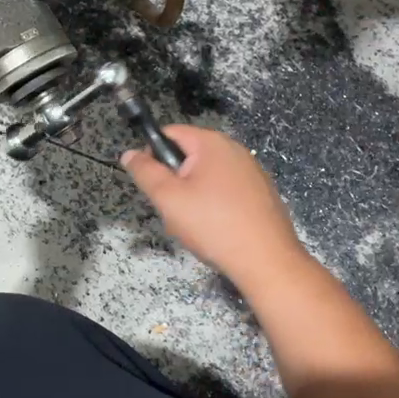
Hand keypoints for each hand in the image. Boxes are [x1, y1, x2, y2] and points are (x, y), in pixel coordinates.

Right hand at [122, 125, 308, 286]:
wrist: (268, 264)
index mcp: (212, 143)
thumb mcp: (167, 198)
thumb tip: (130, 154)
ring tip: (195, 224)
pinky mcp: (264, 194)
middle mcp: (235, 150)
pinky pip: (227, 190)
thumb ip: (144, 171)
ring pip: (207, 175)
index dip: (153, 155)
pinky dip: (216, 204)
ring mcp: (253, 172)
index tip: (153, 184)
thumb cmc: (213, 225)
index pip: (170, 134)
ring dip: (194, 194)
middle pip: (189, 155)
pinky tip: (217, 229)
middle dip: (175, 180)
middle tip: (173, 209)